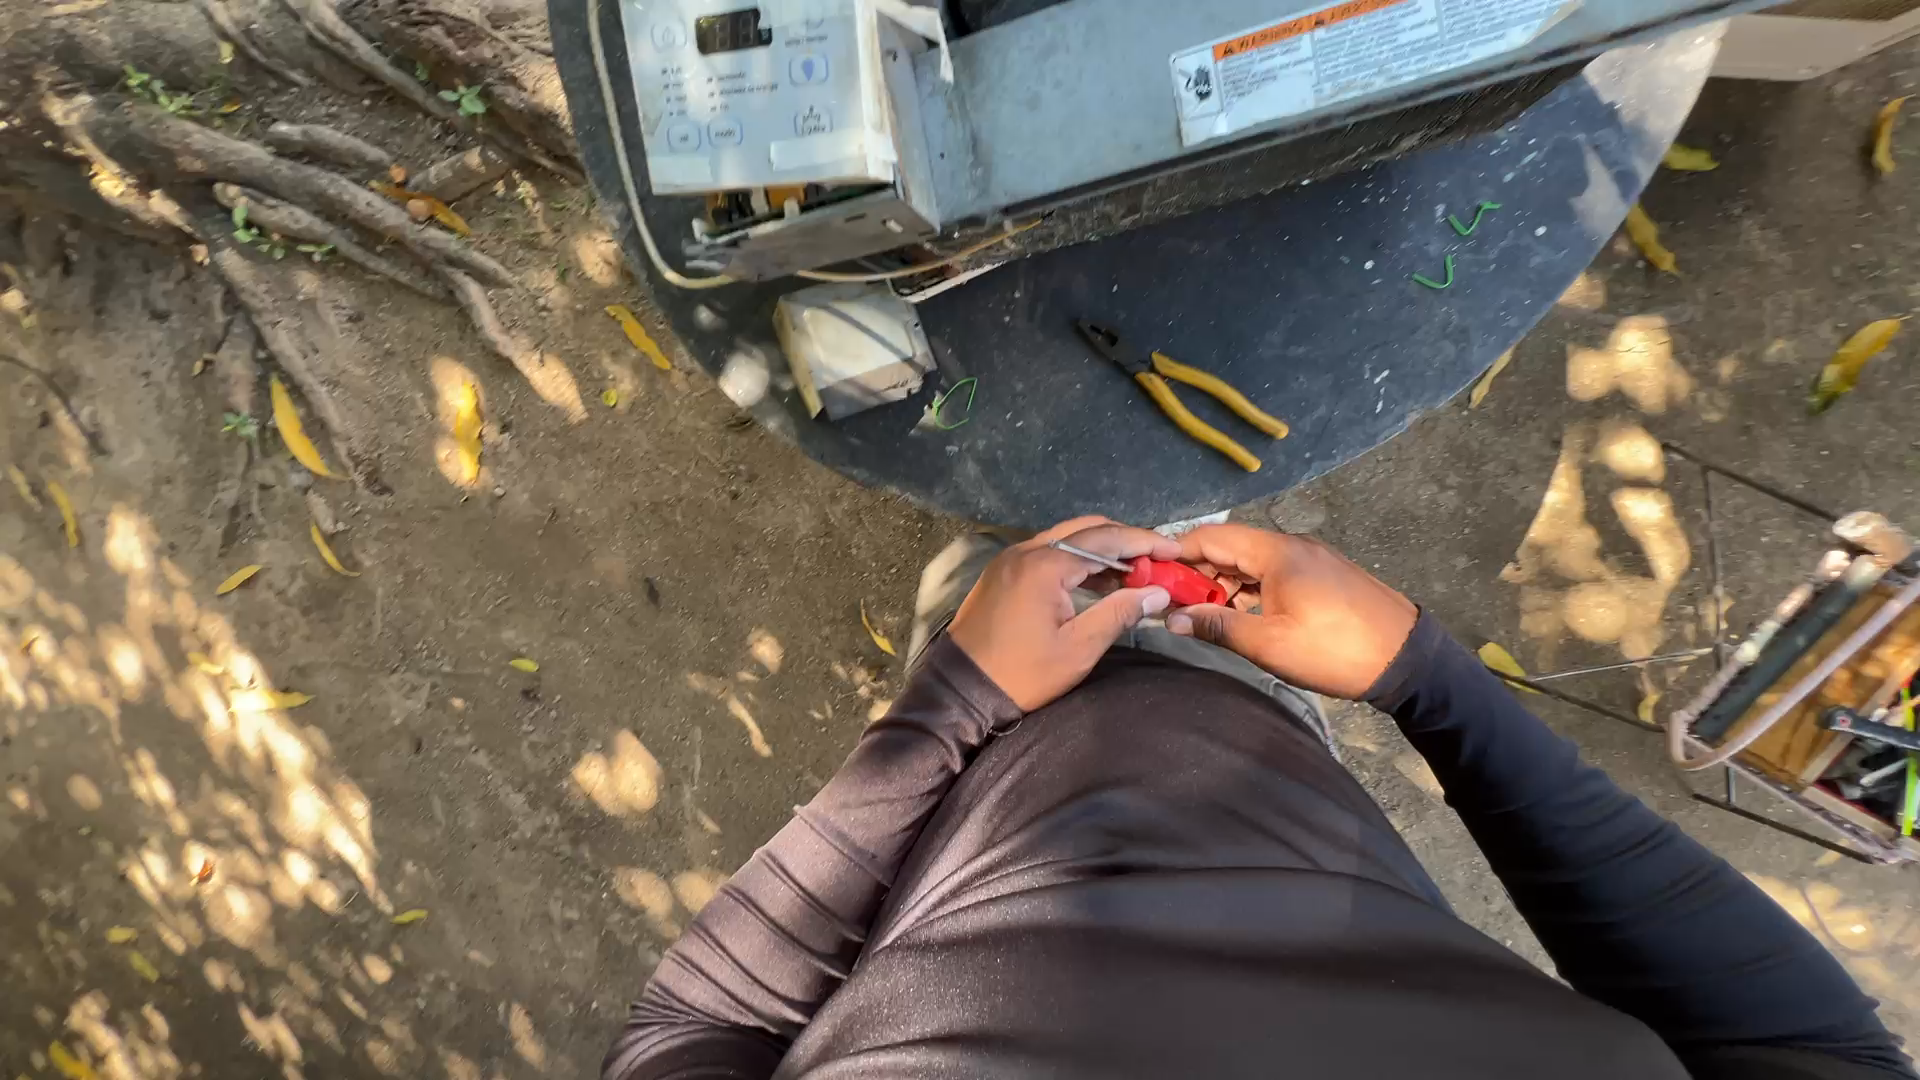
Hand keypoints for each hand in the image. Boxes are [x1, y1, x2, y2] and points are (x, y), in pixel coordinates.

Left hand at [948, 517, 1180, 710]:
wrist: (961, 688)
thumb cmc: (1022, 673)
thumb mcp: (1077, 649)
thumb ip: (1118, 613)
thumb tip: (1157, 592)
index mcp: (1045, 565)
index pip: (1106, 540)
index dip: (1145, 542)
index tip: (1176, 549)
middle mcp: (1026, 550)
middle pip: (1086, 529)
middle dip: (1125, 539)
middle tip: (1157, 558)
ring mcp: (1010, 558)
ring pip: (1065, 537)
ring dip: (1101, 548)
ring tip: (1135, 570)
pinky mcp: (1002, 571)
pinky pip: (1047, 551)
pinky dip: (1076, 557)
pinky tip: (1097, 578)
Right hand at [1165, 525, 1416, 698]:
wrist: (1411, 661)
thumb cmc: (1335, 650)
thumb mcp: (1270, 644)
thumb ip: (1217, 626)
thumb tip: (1171, 617)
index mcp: (1277, 552)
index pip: (1211, 536)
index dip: (1175, 551)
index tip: (1149, 572)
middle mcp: (1291, 545)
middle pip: (1229, 546)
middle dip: (1195, 568)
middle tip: (1169, 597)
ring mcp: (1310, 558)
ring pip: (1251, 559)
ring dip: (1222, 580)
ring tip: (1200, 610)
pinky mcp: (1322, 574)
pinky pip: (1271, 570)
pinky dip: (1247, 585)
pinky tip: (1239, 610)